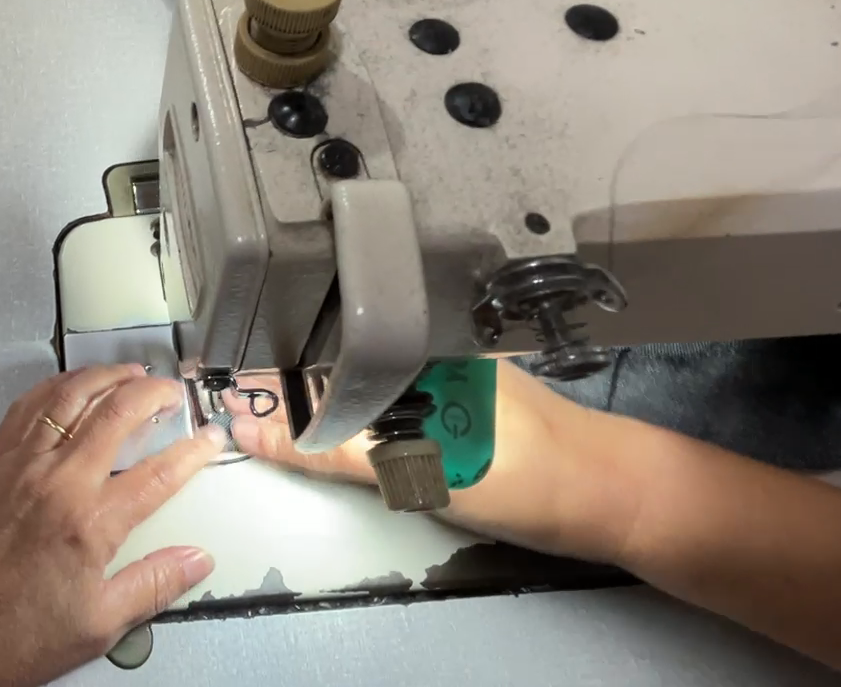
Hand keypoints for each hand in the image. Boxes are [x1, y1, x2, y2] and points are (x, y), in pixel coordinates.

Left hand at [0, 365, 227, 686]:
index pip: (157, 474)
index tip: (209, 439)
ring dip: (107, 375)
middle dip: (152, 393)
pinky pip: (29, 404)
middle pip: (116, 413)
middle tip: (170, 392)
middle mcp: (57, 480)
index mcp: (88, 523)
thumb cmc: (16, 633)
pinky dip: (58, 384)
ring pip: (71, 395)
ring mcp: (23, 461)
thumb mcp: (98, 623)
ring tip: (131, 372)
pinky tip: (73, 383)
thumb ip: (154, 584)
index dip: (191, 451)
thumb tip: (197, 559)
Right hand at [229, 362, 648, 564]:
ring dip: (304, 401)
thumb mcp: (417, 464)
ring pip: (348, 382)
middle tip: (230, 403)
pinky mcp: (439, 401)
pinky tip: (312, 420)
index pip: (318, 347)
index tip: (227, 388)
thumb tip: (253, 431)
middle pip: (326, 362)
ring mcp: (428, 373)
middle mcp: (413, 347)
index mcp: (407, 339)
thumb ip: (331, 450)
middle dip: (276, 382)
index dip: (268, 369)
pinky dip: (339, 412)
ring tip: (254, 411)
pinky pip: (373, 400)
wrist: (613, 501)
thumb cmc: (522, 473)